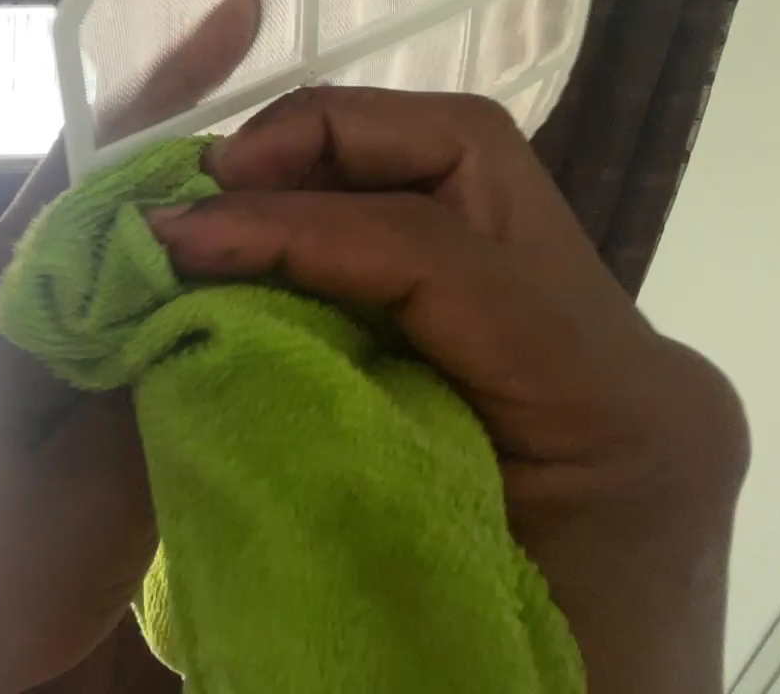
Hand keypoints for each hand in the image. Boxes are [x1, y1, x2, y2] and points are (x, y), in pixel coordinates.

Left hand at [0, 0, 260, 693]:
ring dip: (173, 231)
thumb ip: (157, 377)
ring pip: (97, 255)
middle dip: (184, 160)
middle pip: (95, 199)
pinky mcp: (0, 382)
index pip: (87, 161)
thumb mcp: (91, 488)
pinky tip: (202, 310)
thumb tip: (218, 291)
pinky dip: (149, 295)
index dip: (165, 85)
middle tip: (290, 145)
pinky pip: (87, 311)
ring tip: (269, 216)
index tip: (239, 14)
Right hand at [147, 86, 748, 693]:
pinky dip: (333, 206)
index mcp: (602, 403)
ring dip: (319, 161)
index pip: (428, 246)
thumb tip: (162, 315)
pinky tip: (263, 241)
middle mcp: (617, 338)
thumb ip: (282, 422)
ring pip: (449, 167)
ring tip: (222, 199)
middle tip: (208, 180)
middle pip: (462, 150)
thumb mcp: (374, 552)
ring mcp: (583, 326)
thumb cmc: (489, 668)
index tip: (170, 235)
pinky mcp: (538, 332)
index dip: (281, 224)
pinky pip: (431, 222)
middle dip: (315, 138)